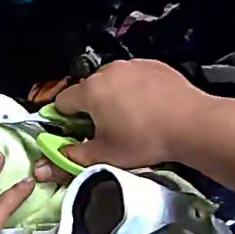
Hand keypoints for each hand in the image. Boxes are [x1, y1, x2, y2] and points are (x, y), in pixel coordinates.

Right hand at [54, 60, 217, 168]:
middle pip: (87, 90)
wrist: (192, 124)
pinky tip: (149, 107)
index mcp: (90, 91)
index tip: (78, 134)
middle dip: (91, 109)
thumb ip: (70, 158)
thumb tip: (42, 169)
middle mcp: (107, 71)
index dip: (66, 120)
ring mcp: (132, 64)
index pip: (62, 102)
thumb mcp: (104, 155)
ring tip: (131, 119)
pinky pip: (134, 77)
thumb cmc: (143, 140)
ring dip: (113, 98)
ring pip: (111, 82)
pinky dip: (134, 90)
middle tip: (107, 131)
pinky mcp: (154, 64)